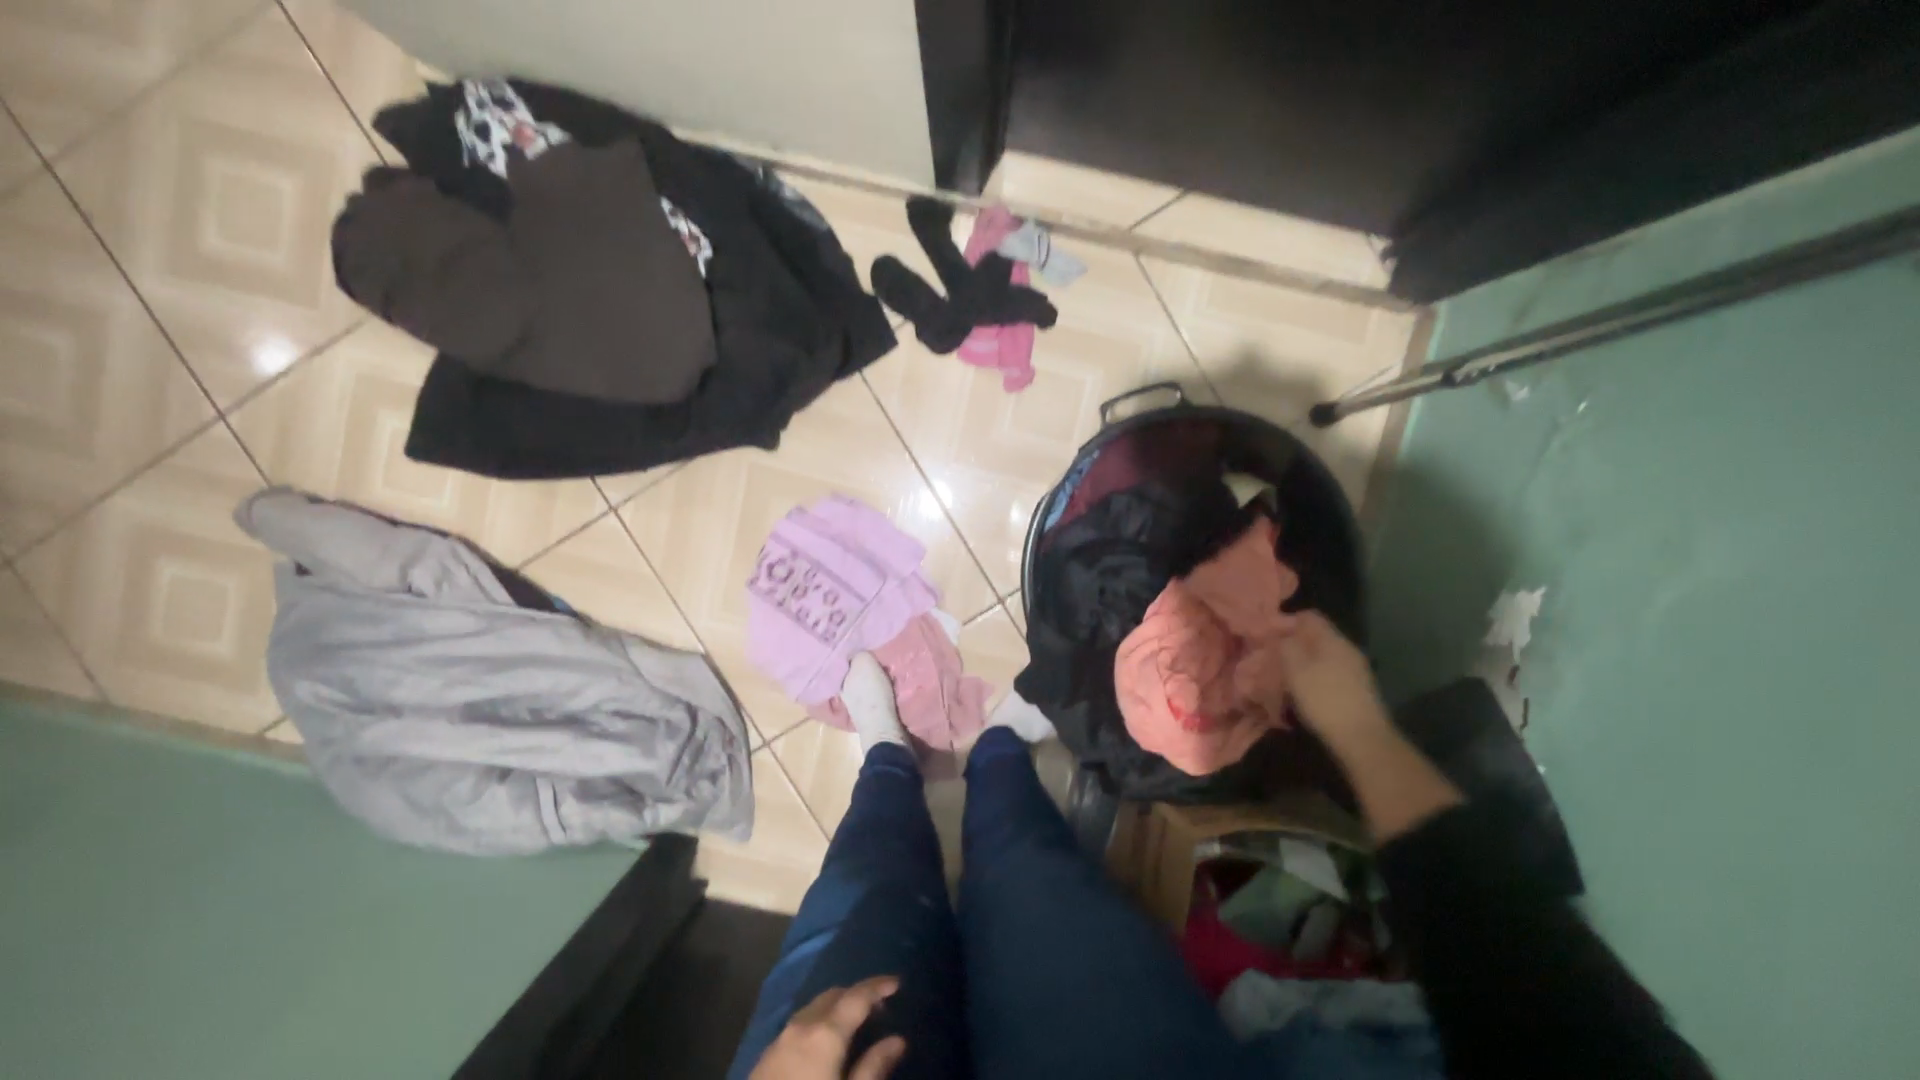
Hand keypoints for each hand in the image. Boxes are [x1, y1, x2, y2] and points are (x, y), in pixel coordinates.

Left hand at [748, 977, 906, 1079]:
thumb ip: (873, 1067)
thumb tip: (897, 1040)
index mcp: (826, 1033)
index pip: (857, 996)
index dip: (878, 986)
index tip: (896, 982)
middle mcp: (802, 1026)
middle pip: (833, 995)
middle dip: (856, 995)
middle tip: (878, 1009)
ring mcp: (780, 1039)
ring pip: (812, 1009)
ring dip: (834, 1008)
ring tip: (853, 1025)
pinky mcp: (765, 1056)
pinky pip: (797, 1025)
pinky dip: (816, 1023)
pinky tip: (822, 1044)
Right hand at [1275, 611, 1389, 742]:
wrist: (1362, 738)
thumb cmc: (1324, 699)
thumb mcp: (1296, 670)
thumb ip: (1286, 646)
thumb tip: (1282, 637)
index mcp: (1333, 640)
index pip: (1309, 617)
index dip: (1286, 622)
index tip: (1267, 636)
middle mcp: (1347, 649)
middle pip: (1316, 637)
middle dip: (1293, 645)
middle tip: (1272, 659)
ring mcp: (1355, 670)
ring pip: (1323, 656)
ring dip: (1302, 663)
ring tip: (1284, 679)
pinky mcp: (1357, 689)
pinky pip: (1330, 673)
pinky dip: (1314, 677)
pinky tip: (1304, 693)